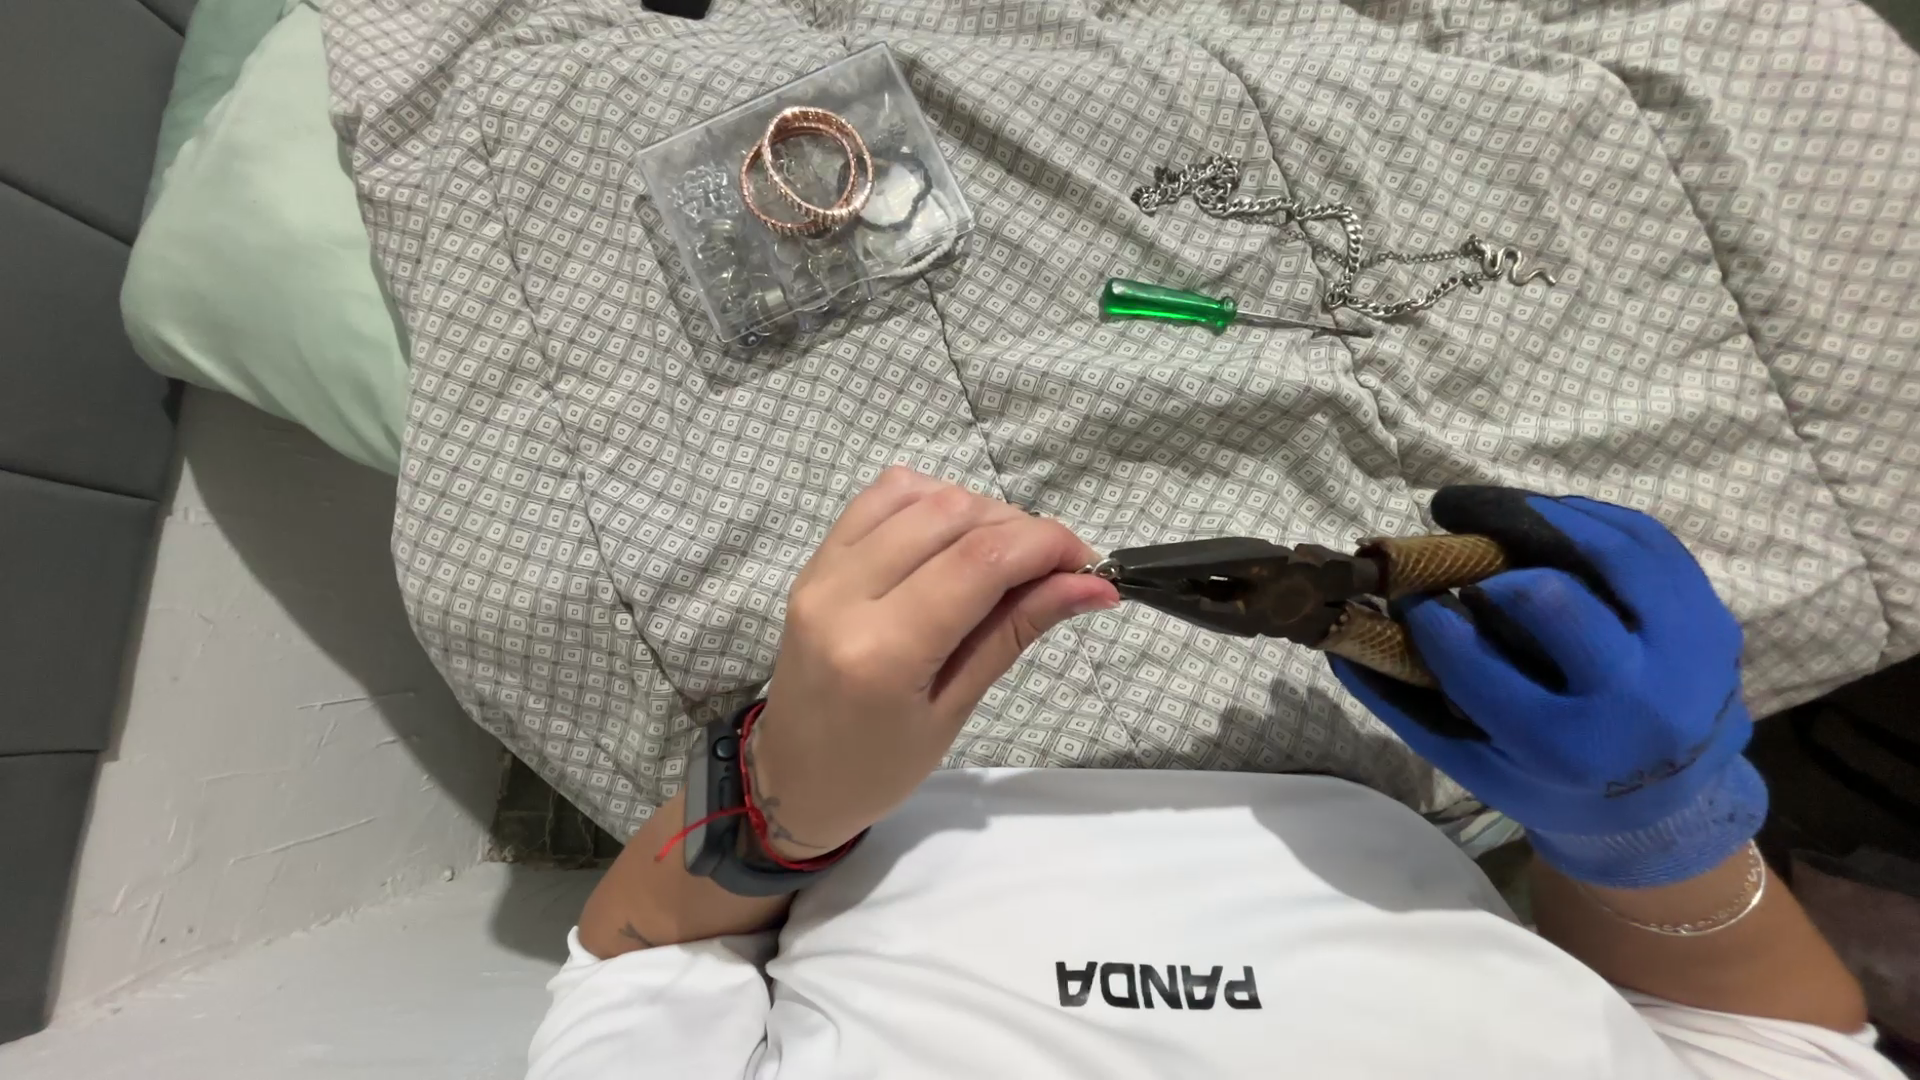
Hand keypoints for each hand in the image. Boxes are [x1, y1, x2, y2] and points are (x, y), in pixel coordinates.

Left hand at [744, 468, 1118, 859]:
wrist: (793, 775)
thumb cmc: (879, 767)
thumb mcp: (957, 709)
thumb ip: (1016, 631)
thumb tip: (1090, 586)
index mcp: (881, 652)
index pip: (979, 561)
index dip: (1046, 545)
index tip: (1087, 564)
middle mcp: (843, 594)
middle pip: (953, 516)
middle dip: (1021, 528)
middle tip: (1054, 568)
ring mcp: (821, 570)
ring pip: (919, 494)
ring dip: (979, 511)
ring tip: (1004, 556)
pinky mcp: (814, 559)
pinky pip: (880, 497)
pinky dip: (932, 502)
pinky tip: (953, 537)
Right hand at [1331, 487, 1766, 887]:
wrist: (1666, 809)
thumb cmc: (1542, 781)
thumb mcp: (1463, 759)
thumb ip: (1399, 702)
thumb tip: (1337, 641)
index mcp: (1560, 745)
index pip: (1473, 658)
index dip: (1426, 614)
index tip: (1406, 599)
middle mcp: (1635, 701)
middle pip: (1552, 598)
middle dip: (1486, 560)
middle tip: (1447, 540)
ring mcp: (1690, 656)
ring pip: (1613, 550)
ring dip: (1534, 515)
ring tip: (1479, 506)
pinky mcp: (1716, 623)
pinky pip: (1649, 544)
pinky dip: (1586, 517)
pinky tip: (1538, 514)